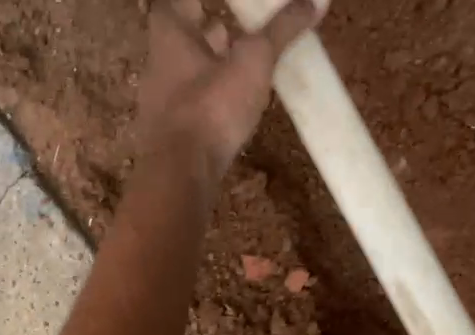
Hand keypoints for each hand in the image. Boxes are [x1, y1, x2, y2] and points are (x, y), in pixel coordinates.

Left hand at [136, 0, 325, 182]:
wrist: (178, 177)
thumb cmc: (211, 107)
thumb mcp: (254, 61)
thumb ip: (282, 29)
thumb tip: (317, 1)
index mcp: (169, 36)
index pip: (177, 2)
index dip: (196, 2)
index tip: (222, 5)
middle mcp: (157, 67)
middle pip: (181, 39)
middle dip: (206, 32)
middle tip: (231, 27)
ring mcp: (158, 105)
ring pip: (185, 75)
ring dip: (209, 68)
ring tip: (238, 66)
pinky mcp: (167, 138)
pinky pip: (189, 108)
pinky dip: (208, 102)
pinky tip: (228, 109)